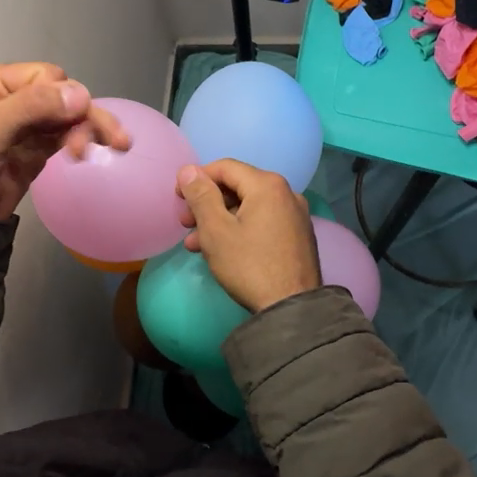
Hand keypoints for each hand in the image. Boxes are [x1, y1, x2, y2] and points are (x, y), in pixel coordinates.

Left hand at [0, 63, 129, 221]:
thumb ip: (31, 109)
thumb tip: (81, 93)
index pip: (45, 77)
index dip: (66, 96)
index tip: (77, 121)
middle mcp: (10, 98)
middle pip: (61, 95)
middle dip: (85, 114)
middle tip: (113, 140)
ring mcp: (23, 127)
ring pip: (67, 116)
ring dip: (89, 128)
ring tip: (113, 147)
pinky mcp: (33, 152)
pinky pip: (64, 137)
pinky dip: (81, 141)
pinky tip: (92, 152)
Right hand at [176, 159, 321, 312]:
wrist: (292, 309)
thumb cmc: (248, 266)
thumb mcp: (216, 230)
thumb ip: (201, 196)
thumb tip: (188, 169)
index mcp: (267, 185)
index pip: (224, 168)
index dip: (197, 179)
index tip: (178, 198)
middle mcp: (286, 193)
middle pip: (238, 187)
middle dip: (207, 204)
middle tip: (185, 224)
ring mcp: (295, 216)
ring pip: (249, 208)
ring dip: (220, 220)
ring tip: (196, 244)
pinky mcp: (298, 237)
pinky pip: (263, 222)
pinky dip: (240, 230)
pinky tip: (222, 251)